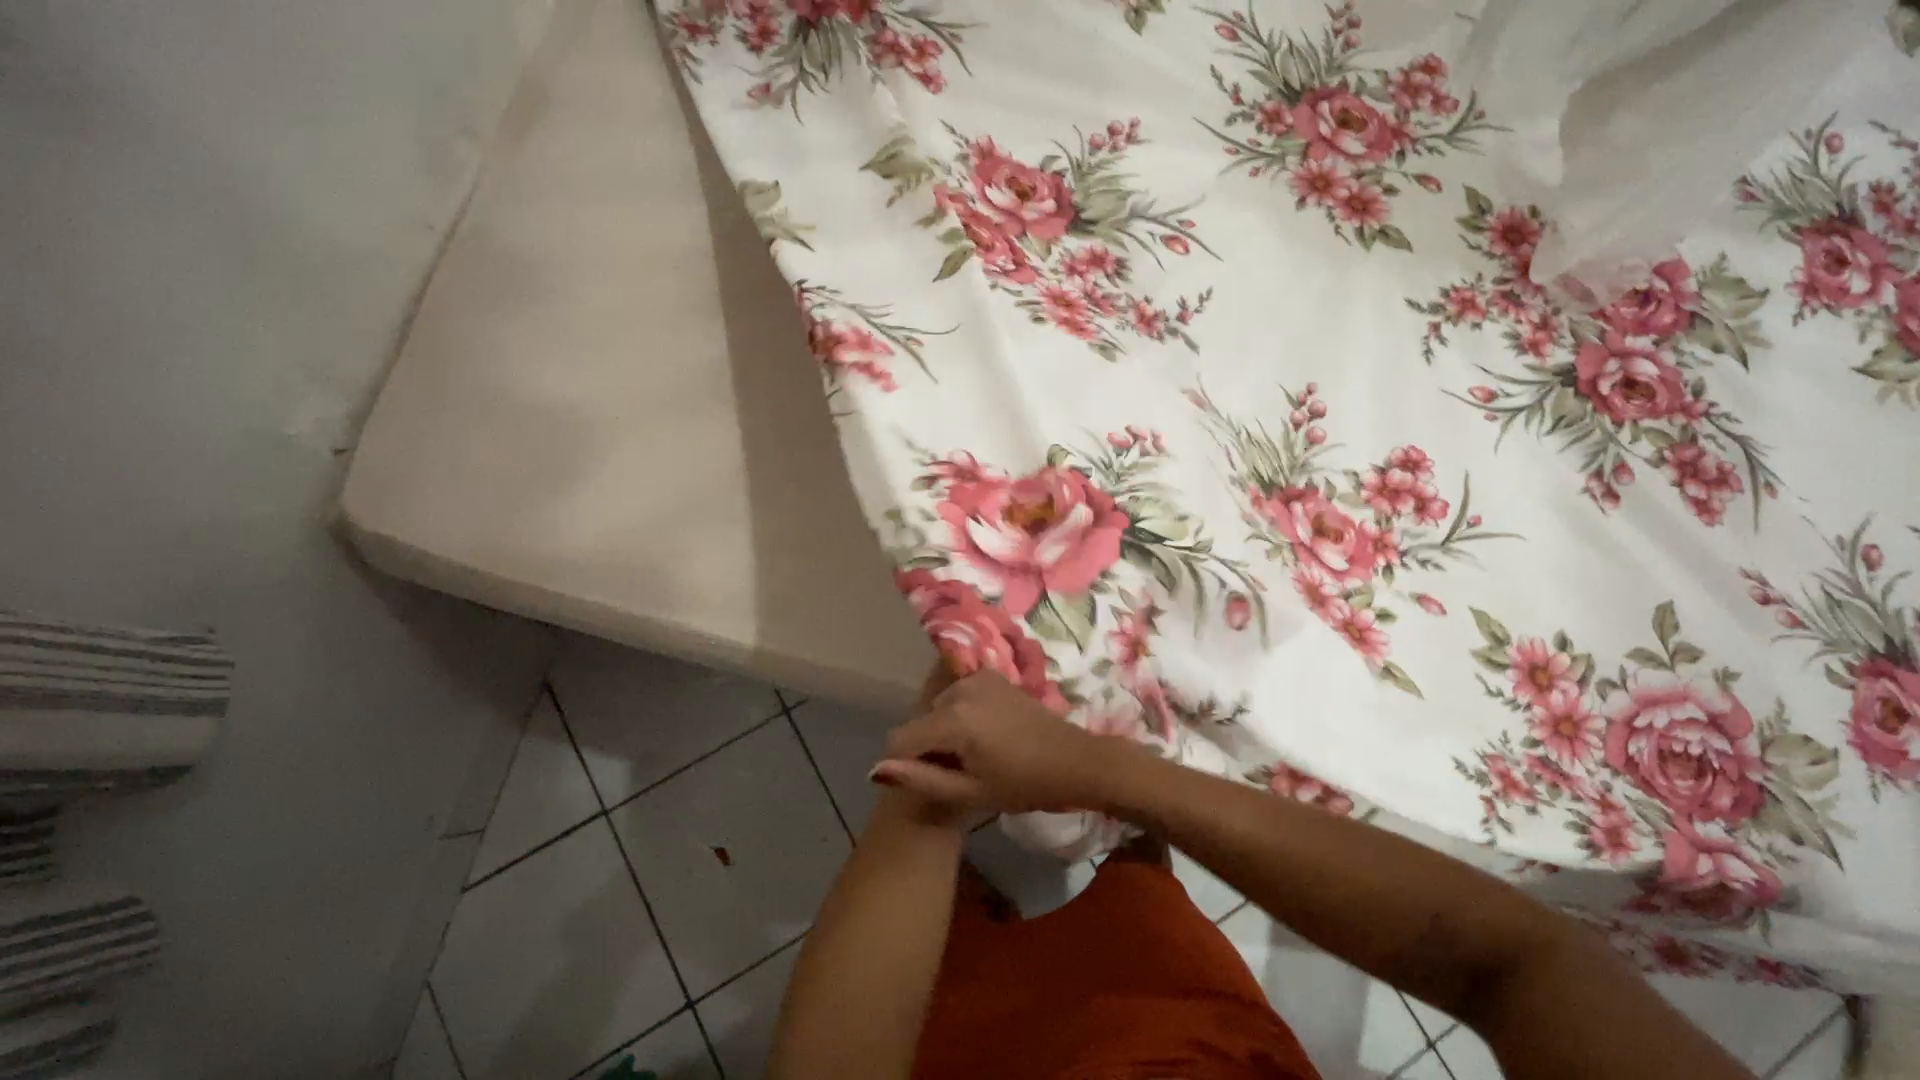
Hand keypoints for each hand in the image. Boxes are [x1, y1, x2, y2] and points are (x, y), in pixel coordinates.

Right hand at [869, 671, 1128, 817]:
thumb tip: (875, 771)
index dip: (908, 764)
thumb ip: (920, 779)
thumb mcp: (970, 793)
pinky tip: (990, 734)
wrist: (1076, 761)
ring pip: (939, 708)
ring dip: (947, 730)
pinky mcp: (993, 675)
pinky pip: (959, 696)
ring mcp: (979, 678)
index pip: (900, 739)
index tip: (937, 780)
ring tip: (980, 754)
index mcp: (954, 720)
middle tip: (966, 771)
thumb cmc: (1025, 785)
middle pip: (921, 722)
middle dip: (931, 746)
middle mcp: (960, 689)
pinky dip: (963, 714)